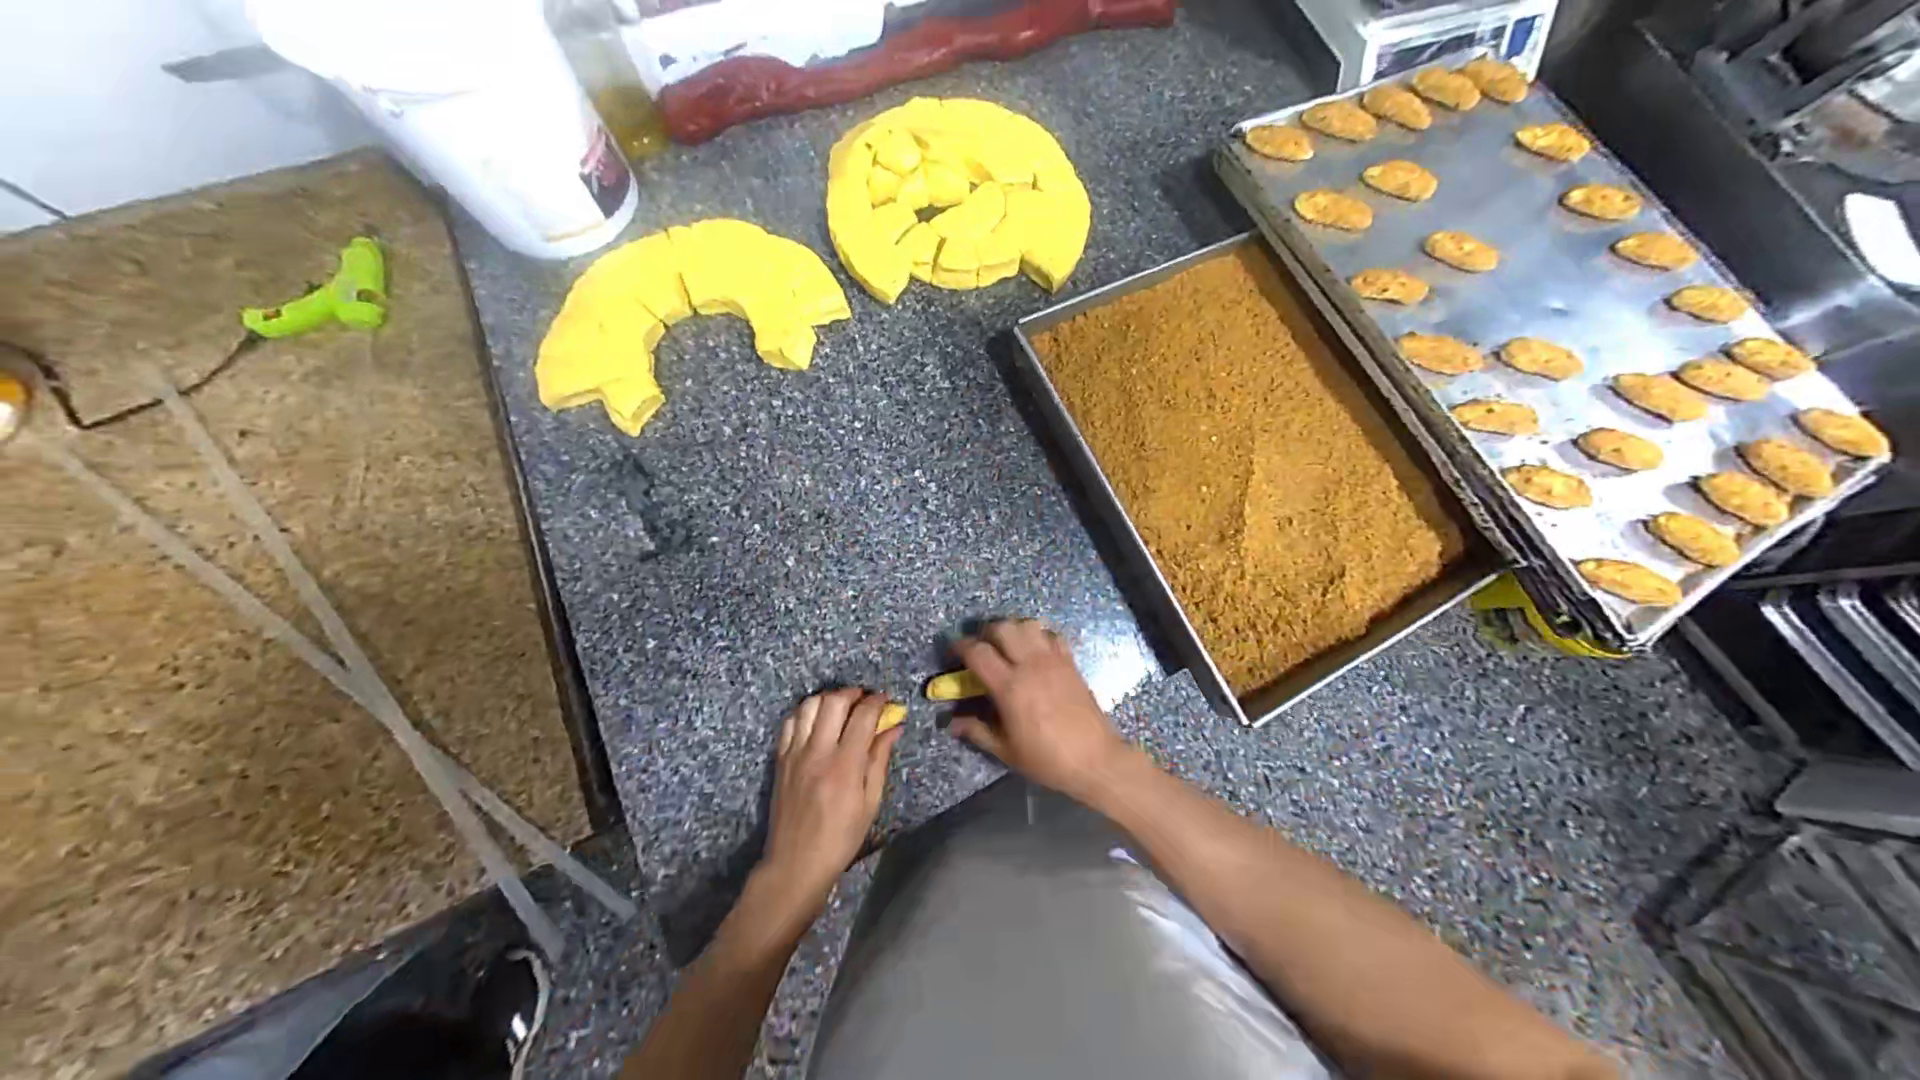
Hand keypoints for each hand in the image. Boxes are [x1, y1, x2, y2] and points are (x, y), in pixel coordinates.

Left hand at [755, 689, 902, 922]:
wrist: (795, 863)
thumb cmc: (841, 838)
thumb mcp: (870, 802)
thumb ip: (879, 759)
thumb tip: (894, 726)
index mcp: (844, 765)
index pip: (863, 716)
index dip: (877, 702)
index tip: (886, 701)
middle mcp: (817, 752)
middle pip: (834, 701)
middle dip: (853, 694)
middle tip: (865, 700)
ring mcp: (794, 753)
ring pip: (809, 705)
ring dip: (829, 699)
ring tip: (841, 707)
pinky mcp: (780, 758)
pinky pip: (790, 722)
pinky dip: (805, 713)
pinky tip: (817, 721)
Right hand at [949, 619, 1137, 801]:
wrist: (1096, 760)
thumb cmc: (1047, 759)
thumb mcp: (1006, 750)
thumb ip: (977, 731)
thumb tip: (952, 723)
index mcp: (1010, 687)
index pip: (978, 652)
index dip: (960, 647)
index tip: (953, 654)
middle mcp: (1030, 665)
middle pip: (1002, 627)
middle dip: (986, 632)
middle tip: (982, 649)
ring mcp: (1053, 660)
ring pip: (1028, 624)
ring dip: (1013, 629)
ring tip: (1008, 646)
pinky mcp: (1070, 662)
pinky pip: (1052, 635)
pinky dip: (1039, 636)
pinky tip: (1035, 652)